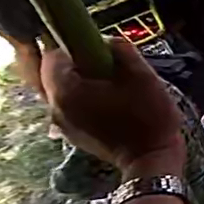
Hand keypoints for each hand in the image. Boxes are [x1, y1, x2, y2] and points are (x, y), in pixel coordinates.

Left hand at [41, 38, 183, 176]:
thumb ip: (121, 49)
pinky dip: (82, 100)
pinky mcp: (72, 136)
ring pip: (61, 91)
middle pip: (52, 74)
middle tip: (104, 67)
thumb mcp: (143, 75)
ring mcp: (62, 125)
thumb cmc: (149, 118)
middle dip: (75, 65)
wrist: (151, 162)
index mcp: (66, 91)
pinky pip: (69, 108)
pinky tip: (107, 104)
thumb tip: (108, 41)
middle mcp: (55, 108)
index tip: (97, 49)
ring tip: (108, 87)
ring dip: (79, 83)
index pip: (52, 54)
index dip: (73, 45)